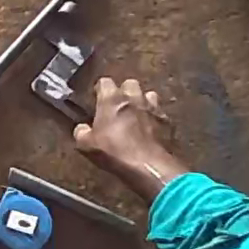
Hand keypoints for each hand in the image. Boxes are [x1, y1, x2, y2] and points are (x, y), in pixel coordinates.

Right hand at [73, 77, 186, 202]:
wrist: (147, 165)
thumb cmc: (113, 151)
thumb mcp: (85, 144)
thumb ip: (81, 132)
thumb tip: (82, 128)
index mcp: (111, 99)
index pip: (104, 82)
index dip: (100, 89)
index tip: (96, 97)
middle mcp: (133, 98)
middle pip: (129, 83)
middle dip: (123, 91)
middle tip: (116, 105)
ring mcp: (153, 108)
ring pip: (148, 95)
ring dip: (141, 101)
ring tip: (135, 114)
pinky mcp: (167, 121)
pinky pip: (159, 113)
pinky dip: (153, 117)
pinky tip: (148, 128)